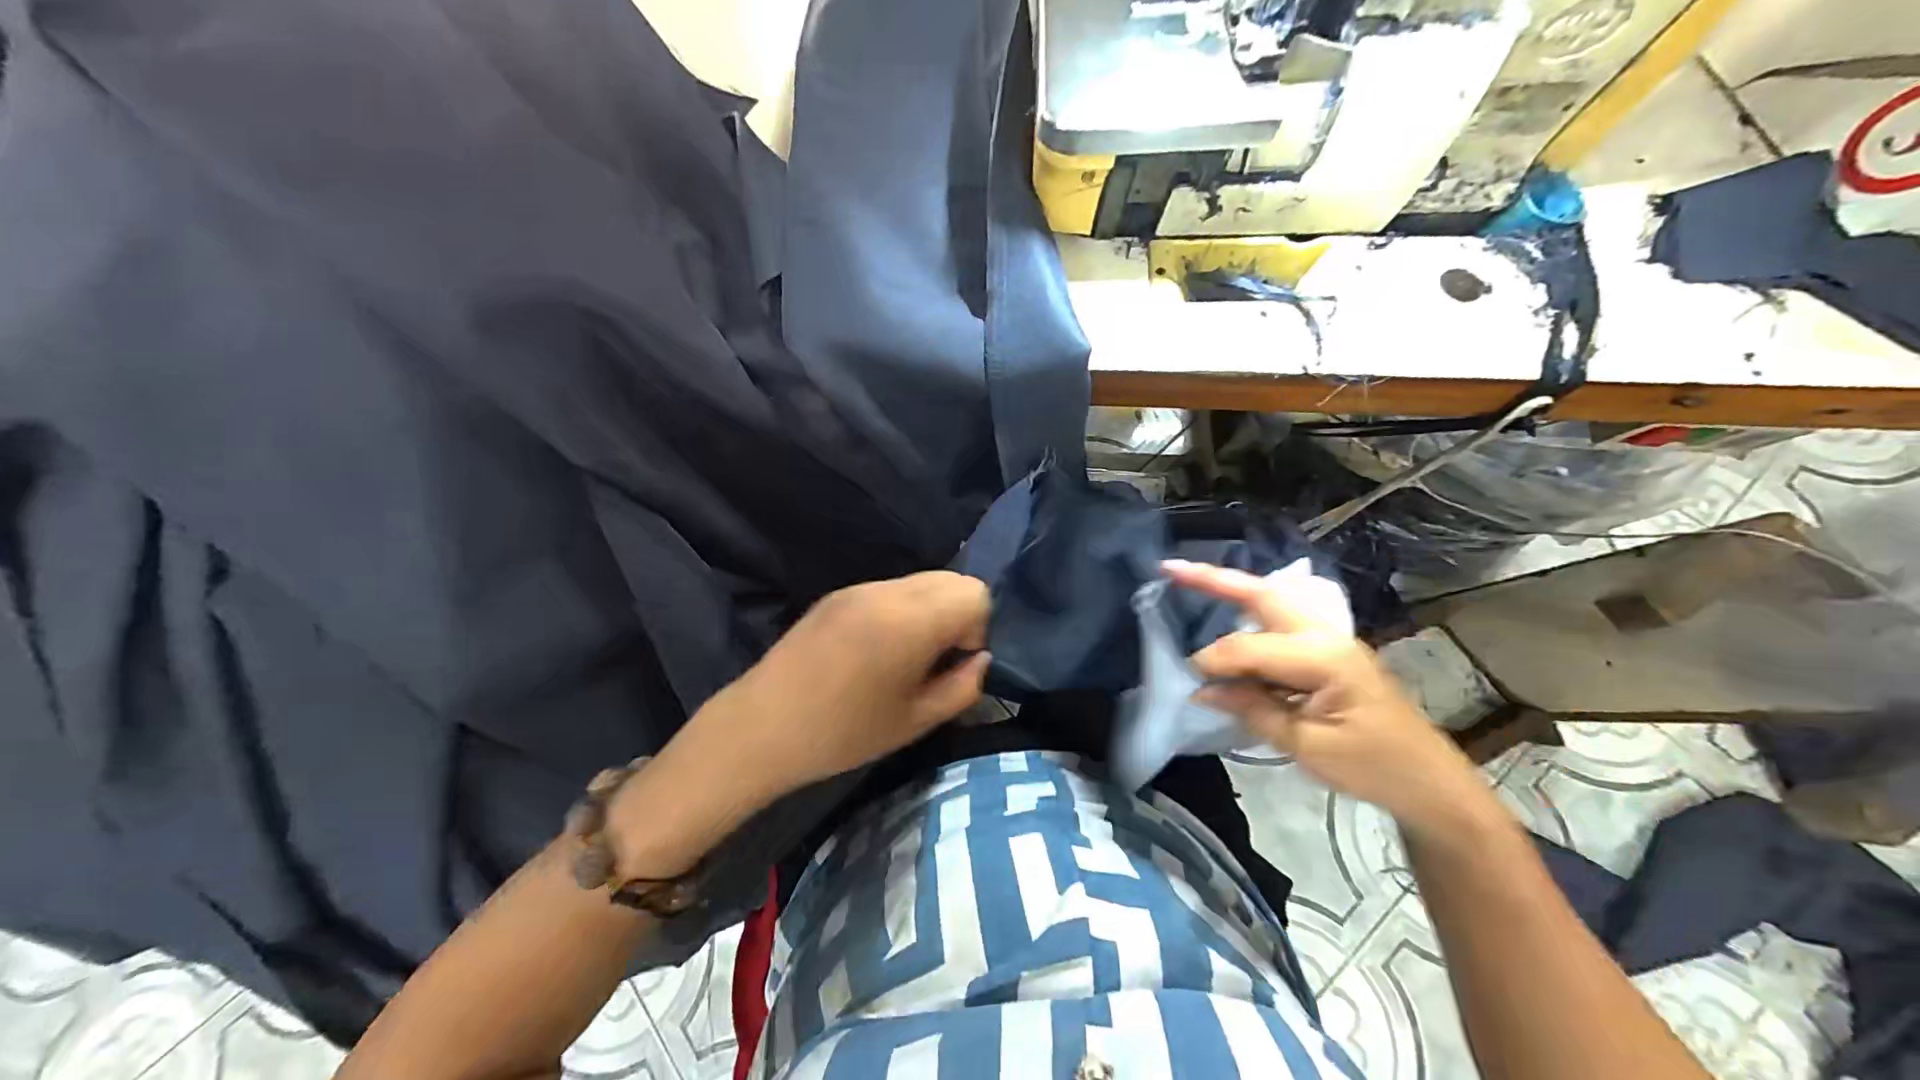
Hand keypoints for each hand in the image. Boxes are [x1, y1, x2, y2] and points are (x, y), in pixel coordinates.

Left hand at [692, 570, 992, 794]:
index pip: (975, 593)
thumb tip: (979, 659)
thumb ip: (963, 687)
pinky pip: (890, 590)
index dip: (977, 629)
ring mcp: (858, 588)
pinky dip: (901, 611)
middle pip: (952, 579)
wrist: (761, 727)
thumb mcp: (916, 721)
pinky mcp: (837, 594)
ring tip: (904, 657)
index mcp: (911, 619)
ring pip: (921, 581)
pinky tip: (875, 651)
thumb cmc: (843, 733)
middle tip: (935, 660)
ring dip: (930, 611)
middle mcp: (887, 591)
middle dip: (958, 614)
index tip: (953, 664)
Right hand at [1163, 559, 1488, 831]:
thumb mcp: (1306, 747)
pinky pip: (1283, 621)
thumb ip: (1253, 709)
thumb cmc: (1373, 767)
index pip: (1248, 648)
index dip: (1212, 662)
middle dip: (1215, 579)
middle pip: (1263, 594)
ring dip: (1234, 588)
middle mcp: (1326, 635)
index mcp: (1323, 657)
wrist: (1431, 782)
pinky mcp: (1330, 651)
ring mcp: (1331, 639)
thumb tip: (1204, 688)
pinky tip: (1230, 615)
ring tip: (1193, 580)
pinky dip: (1251, 612)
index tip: (1189, 682)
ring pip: (1274, 599)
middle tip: (1171, 568)